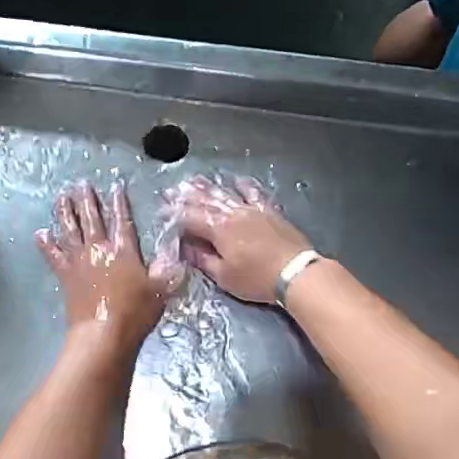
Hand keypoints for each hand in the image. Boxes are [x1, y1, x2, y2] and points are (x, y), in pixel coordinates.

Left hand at [37, 181, 180, 353]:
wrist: (103, 334)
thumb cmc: (135, 313)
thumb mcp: (161, 289)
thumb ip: (167, 266)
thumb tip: (175, 247)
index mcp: (124, 250)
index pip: (122, 220)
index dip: (120, 202)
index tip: (115, 185)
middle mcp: (99, 249)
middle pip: (91, 218)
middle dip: (87, 200)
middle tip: (81, 184)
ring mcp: (79, 261)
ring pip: (70, 230)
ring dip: (65, 212)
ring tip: (61, 196)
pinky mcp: (65, 276)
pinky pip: (53, 255)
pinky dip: (46, 244)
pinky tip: (40, 233)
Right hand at [168, 175, 313, 303]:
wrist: (296, 272)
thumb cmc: (257, 279)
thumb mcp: (224, 276)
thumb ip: (203, 259)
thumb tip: (185, 248)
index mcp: (218, 230)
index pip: (190, 218)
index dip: (174, 215)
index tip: (162, 212)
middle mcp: (233, 214)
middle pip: (205, 202)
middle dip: (186, 196)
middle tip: (171, 191)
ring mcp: (252, 210)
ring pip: (226, 194)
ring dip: (208, 186)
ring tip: (195, 179)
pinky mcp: (269, 211)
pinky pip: (254, 193)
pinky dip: (244, 186)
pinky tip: (237, 180)